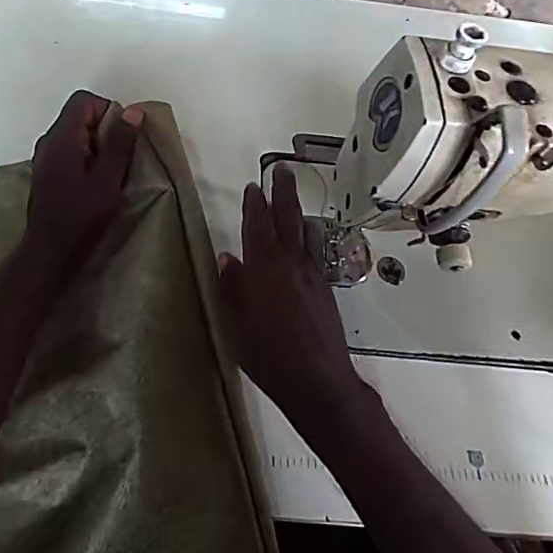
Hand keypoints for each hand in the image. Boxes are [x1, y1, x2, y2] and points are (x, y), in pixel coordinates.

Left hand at [23, 90, 142, 269]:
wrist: (50, 251)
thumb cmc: (81, 217)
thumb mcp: (108, 179)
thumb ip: (120, 143)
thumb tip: (132, 112)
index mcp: (61, 138)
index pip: (83, 101)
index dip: (108, 110)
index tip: (123, 135)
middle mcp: (48, 142)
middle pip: (78, 115)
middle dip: (104, 129)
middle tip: (120, 156)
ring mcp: (44, 158)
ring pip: (75, 134)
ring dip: (97, 145)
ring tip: (111, 172)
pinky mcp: (46, 173)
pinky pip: (69, 151)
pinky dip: (86, 157)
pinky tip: (97, 182)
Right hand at [218, 165, 364, 419]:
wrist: (319, 382)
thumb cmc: (270, 356)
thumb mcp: (239, 324)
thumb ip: (234, 288)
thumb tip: (227, 258)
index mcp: (265, 269)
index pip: (258, 226)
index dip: (255, 204)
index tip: (253, 186)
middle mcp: (291, 264)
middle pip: (288, 219)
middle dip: (283, 193)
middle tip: (283, 170)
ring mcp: (312, 276)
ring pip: (305, 234)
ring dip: (297, 213)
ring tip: (292, 201)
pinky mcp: (325, 290)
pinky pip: (314, 252)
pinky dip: (307, 238)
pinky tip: (305, 242)